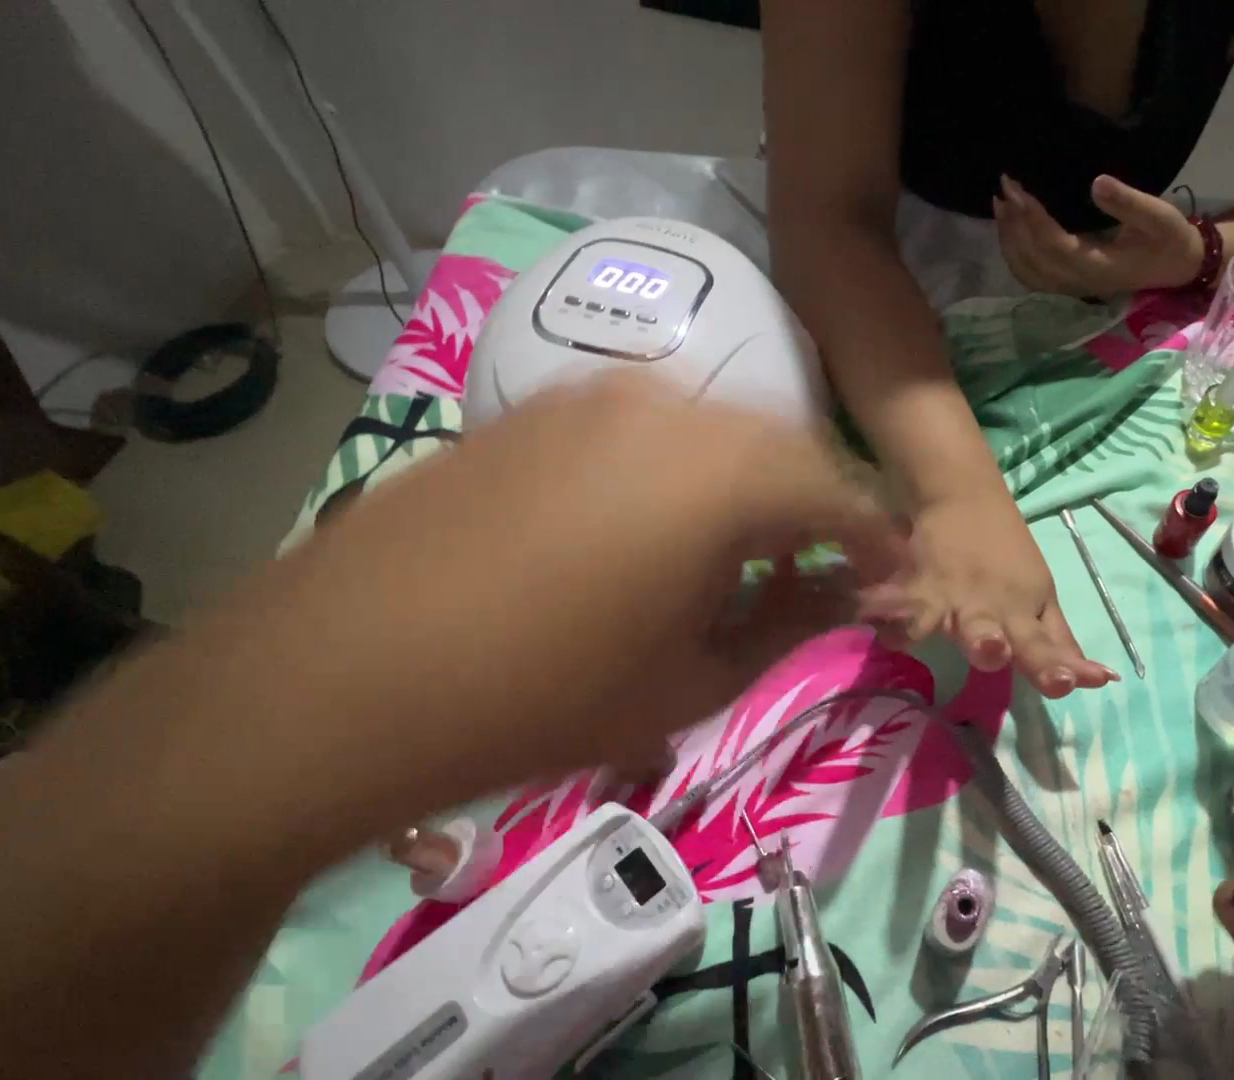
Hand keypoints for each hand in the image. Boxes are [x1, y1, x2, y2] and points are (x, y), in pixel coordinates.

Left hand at [207, 373, 907, 805]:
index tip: (893, 576)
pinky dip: (683, 466)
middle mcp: (671, 409)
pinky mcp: (538, 408)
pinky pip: (647, 425)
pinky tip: (661, 522)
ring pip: (716, 429)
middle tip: (822, 568)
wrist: (339, 682)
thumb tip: (844, 592)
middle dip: (817, 507)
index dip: (876, 539)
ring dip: (750, 483)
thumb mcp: (697, 680)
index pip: (841, 494)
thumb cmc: (545, 698)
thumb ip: (791, 623)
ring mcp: (595, 397)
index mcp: (725, 474)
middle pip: (784, 447)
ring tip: (745, 549)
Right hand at [861, 490, 1116, 697]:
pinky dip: (880, 613)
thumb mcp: (1041, 595)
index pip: (1044, 648)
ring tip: (917, 629)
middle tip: (995, 650)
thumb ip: (1059, 641)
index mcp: (1022, 613)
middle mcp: (985, 610)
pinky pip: (891, 608)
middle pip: (989, 637)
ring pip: (935, 620)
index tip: (1069, 683)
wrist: (963, 497)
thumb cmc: (1007, 555)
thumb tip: (1098, 681)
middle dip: (991, 646)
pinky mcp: (910, 586)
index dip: (1055, 668)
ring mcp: (945, 598)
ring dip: (926, 626)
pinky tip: (865, 617)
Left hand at [993, 174, 1204, 296]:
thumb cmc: (1169, 239)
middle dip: (1014, 223)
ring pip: (1027, 271)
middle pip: (1033, 259)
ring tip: (1000, 203)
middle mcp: (1078, 282)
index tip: (1017, 188)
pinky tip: (1009, 229)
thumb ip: (1128, 202)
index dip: (1032, 218)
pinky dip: (1014, 253)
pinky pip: (1032, 275)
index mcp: (1098, 267)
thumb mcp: (1159, 216)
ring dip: (1009, 239)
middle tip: (1004, 186)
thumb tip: (1096, 183)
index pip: (1053, 245)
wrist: (1178, 267)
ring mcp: (1071, 287)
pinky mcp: (1068, 284)